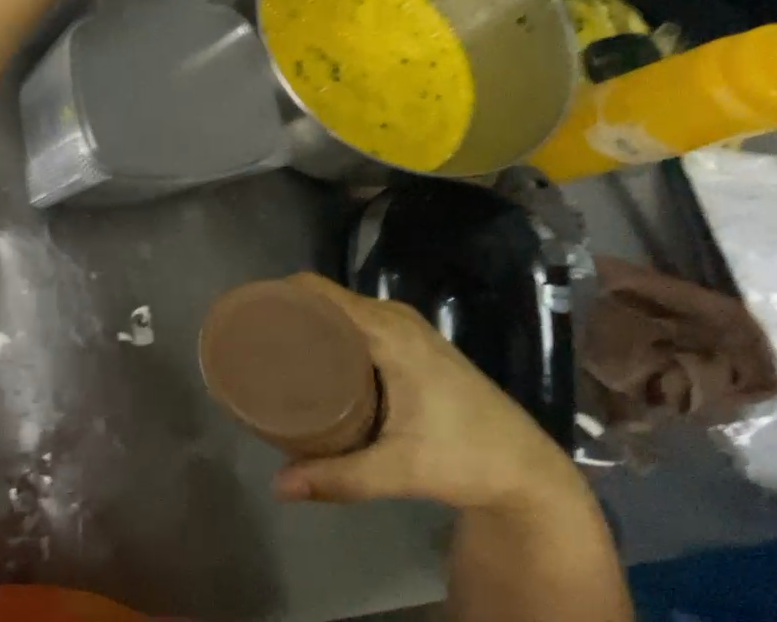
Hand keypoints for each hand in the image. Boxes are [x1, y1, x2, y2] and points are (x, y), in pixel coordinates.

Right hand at [273, 276, 584, 515]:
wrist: (532, 473)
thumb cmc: (467, 460)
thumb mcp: (399, 471)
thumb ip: (338, 477)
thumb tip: (278, 487)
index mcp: (388, 333)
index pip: (317, 290)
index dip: (276, 294)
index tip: (244, 316)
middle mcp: (395, 319)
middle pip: (323, 296)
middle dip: (284, 311)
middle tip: (250, 340)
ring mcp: (408, 329)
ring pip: (341, 308)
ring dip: (307, 320)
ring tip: (272, 348)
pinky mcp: (414, 343)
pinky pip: (356, 319)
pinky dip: (329, 328)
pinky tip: (313, 358)